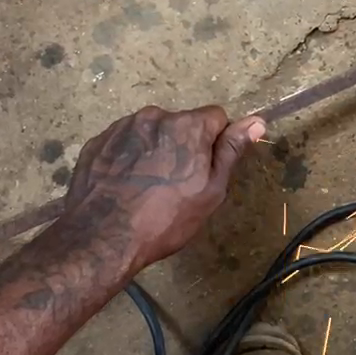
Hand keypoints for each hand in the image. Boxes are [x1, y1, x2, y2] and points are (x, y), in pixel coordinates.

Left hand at [59, 105, 264, 274]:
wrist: (101, 239)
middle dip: (183, 145)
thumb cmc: (165, 218)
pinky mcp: (98, 141)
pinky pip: (124, 142)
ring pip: (151, 132)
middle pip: (181, 124)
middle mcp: (156, 115)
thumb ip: (232, 150)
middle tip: (174, 184)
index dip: (215, 143)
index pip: (215, 118)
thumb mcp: (210, 191)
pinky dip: (128, 157)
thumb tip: (257, 121)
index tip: (203, 170)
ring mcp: (123, 126)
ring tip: (146, 187)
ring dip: (154, 149)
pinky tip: (124, 185)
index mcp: (188, 124)